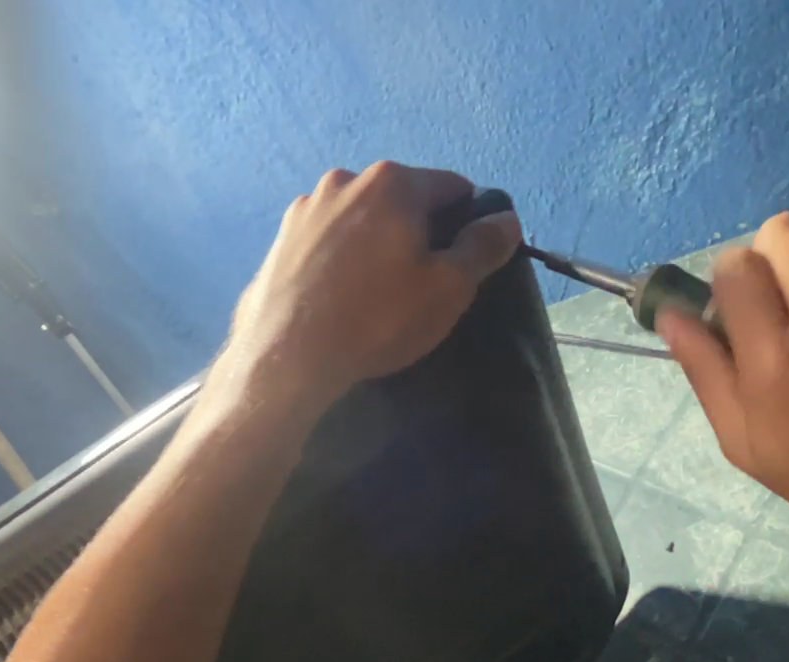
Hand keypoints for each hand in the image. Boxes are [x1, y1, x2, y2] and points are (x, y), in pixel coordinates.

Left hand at [213, 162, 519, 413]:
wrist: (288, 355)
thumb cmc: (378, 319)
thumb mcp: (448, 288)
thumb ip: (483, 247)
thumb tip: (506, 220)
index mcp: (394, 183)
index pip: (454, 188)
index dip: (469, 224)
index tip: (464, 265)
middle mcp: (347, 179)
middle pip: (405, 201)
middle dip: (421, 234)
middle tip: (421, 287)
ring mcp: (308, 206)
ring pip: (364, 219)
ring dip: (379, 244)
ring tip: (376, 296)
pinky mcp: (282, 237)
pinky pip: (331, 240)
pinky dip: (344, 258)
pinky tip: (341, 297)